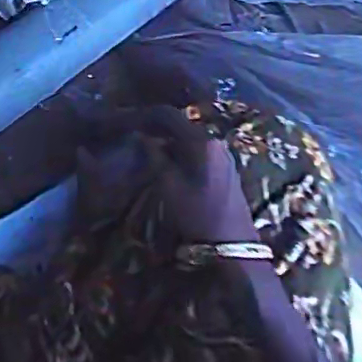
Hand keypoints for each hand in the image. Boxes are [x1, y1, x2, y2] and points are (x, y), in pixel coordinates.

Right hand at [143, 106, 257, 244]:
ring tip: (149, 147)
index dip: (148, 116)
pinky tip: (170, 161)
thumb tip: (142, 137)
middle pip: (182, 125)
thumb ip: (155, 156)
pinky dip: (182, 150)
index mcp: (202, 141)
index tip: (130, 120)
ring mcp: (223, 155)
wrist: (232, 246)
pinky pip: (199, 150)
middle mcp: (215, 142)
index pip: (171, 116)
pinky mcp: (226, 168)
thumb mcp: (169, 185)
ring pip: (190, 138)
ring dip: (170, 140)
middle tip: (137, 134)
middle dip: (158, 128)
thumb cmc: (198, 214)